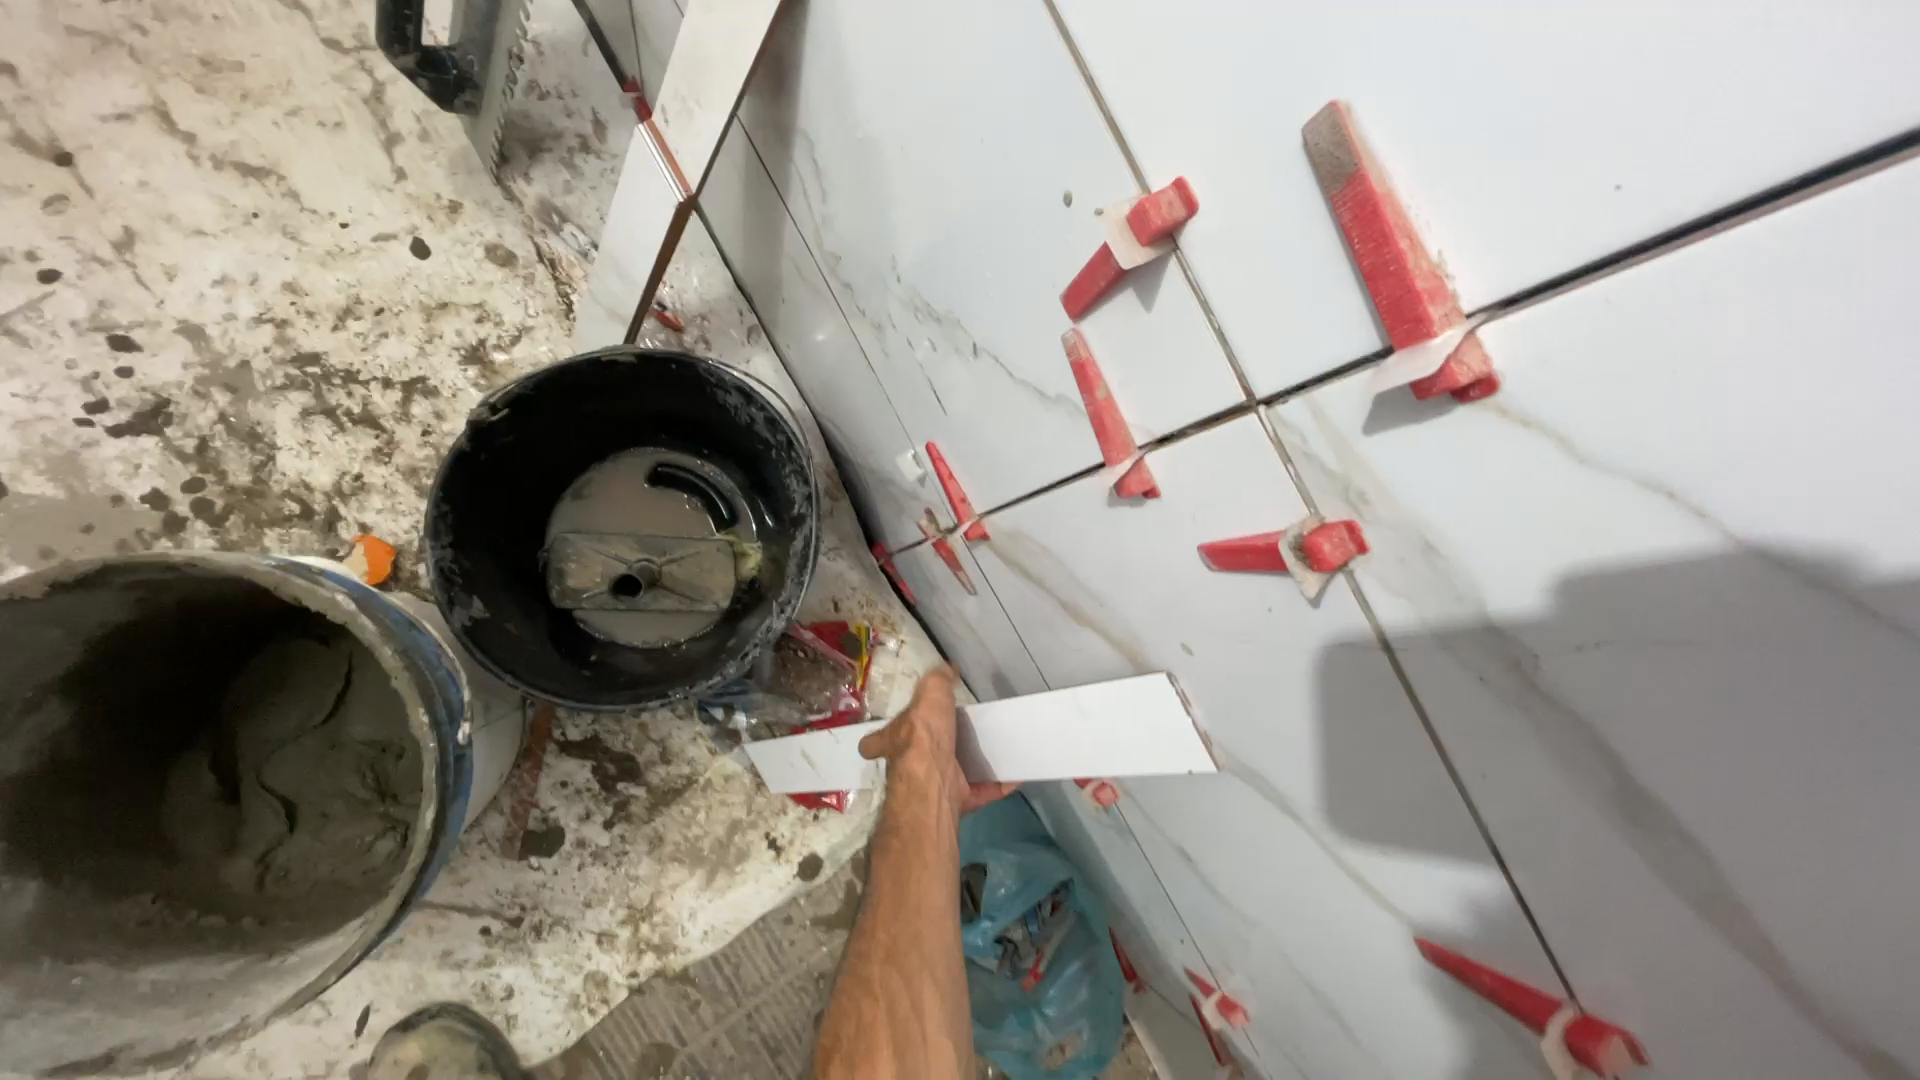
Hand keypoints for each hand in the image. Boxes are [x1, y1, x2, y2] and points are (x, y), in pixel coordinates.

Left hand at [858, 667, 1018, 815]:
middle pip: (920, 759)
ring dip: (971, 767)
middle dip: (938, 751)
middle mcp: (909, 768)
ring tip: (993, 752)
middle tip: (961, 736)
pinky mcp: (958, 801)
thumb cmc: (924, 733)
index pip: (877, 741)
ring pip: (952, 776)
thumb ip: (937, 681)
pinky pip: (981, 791)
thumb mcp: (930, 694)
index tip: (893, 734)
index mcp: (895, 741)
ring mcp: (934, 787)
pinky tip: (1014, 774)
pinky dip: (998, 785)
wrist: (933, 776)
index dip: (881, 739)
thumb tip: (947, 669)